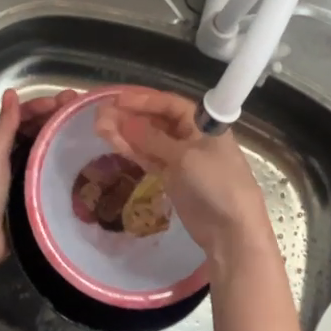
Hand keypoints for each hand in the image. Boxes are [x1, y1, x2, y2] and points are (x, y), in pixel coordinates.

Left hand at [0, 88, 82, 262]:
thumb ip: (4, 127)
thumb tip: (10, 92)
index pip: (19, 117)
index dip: (40, 106)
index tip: (65, 101)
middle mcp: (4, 157)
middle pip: (31, 130)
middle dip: (53, 118)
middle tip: (80, 111)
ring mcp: (16, 175)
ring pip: (40, 149)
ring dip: (57, 137)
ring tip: (83, 130)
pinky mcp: (27, 193)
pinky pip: (44, 170)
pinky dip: (57, 161)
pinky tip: (76, 160)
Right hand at [93, 90, 269, 256]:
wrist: (231, 230)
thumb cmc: (216, 184)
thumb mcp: (185, 157)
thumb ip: (153, 139)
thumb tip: (124, 121)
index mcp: (203, 124)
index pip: (169, 104)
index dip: (143, 100)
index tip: (118, 100)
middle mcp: (191, 137)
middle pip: (157, 121)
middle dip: (130, 117)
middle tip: (101, 115)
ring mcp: (181, 158)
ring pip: (149, 140)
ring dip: (126, 134)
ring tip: (99, 127)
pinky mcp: (173, 178)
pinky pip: (149, 158)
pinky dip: (132, 151)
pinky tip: (113, 143)